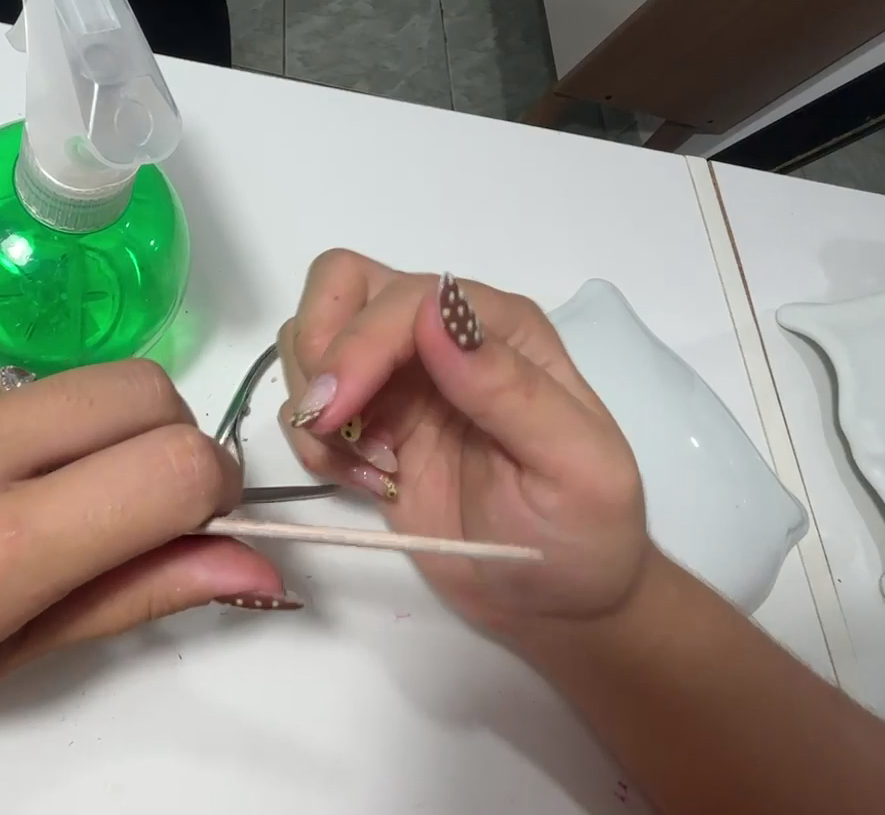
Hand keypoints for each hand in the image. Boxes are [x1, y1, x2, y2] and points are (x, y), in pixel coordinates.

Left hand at [0, 353, 287, 807]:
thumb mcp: (7, 655)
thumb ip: (141, 593)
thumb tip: (257, 564)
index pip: (172, 469)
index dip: (212, 487)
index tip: (191, 516)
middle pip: (143, 388)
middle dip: (166, 439)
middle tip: (122, 502)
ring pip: (77, 381)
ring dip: (84, 434)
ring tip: (11, 495)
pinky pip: (5, 378)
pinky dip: (13, 422)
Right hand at [277, 249, 648, 633]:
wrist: (551, 600)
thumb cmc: (581, 535)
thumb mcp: (575, 467)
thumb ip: (508, 386)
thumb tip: (438, 309)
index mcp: (496, 327)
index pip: (401, 297)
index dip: (359, 344)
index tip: (337, 413)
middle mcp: (438, 335)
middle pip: (339, 284)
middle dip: (319, 350)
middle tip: (334, 421)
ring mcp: (396, 376)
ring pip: (307, 339)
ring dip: (316, 404)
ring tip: (369, 465)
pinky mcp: (366, 419)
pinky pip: (302, 403)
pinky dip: (314, 442)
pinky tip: (368, 483)